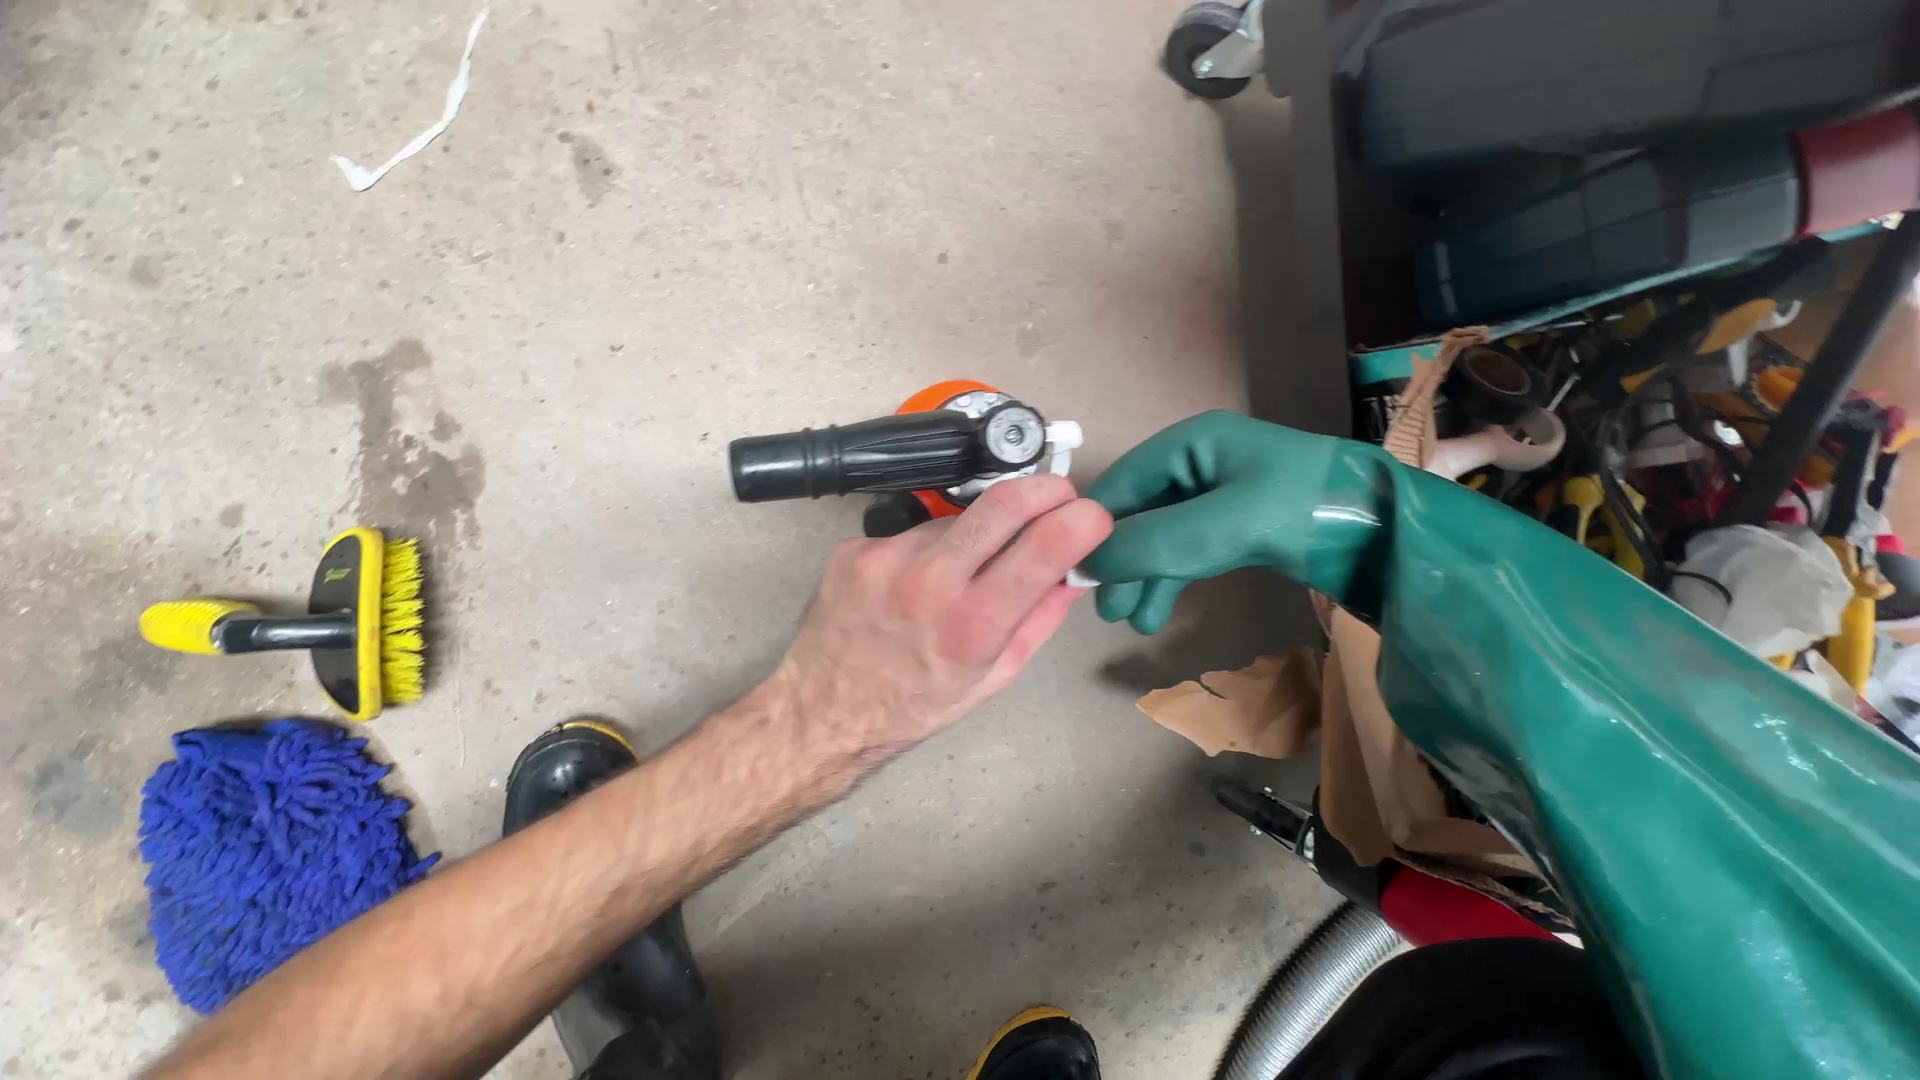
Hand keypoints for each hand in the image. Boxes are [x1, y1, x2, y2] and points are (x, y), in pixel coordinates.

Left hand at [775, 474, 1112, 756]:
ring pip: (957, 518)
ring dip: (976, 532)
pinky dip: (928, 549)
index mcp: (974, 623)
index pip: (1047, 544)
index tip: (1093, 516)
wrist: (824, 711)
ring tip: (961, 572)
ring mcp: (887, 557)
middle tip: (1057, 496)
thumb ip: (1041, 618)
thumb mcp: (995, 676)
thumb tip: (1076, 570)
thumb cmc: (917, 704)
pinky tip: (914, 582)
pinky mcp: (856, 547)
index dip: (1085, 519)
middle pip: (1005, 500)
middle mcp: (929, 581)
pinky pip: (913, 533)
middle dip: (1046, 488)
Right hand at [1080, 411, 1358, 632]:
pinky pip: (1187, 552)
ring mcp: (1218, 496)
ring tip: (1129, 620)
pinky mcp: (1237, 526)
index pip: (1120, 484)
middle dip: (1118, 560)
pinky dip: (1169, 580)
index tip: (1069, 573)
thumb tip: (1081, 566)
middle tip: (1103, 608)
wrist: (1392, 531)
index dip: (1091, 528)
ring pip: (1160, 538)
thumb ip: (1148, 543)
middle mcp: (1197, 465)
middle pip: (1137, 513)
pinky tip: (1155, 614)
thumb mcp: (1219, 527)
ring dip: (1141, 577)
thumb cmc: (1304, 511)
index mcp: (1190, 445)